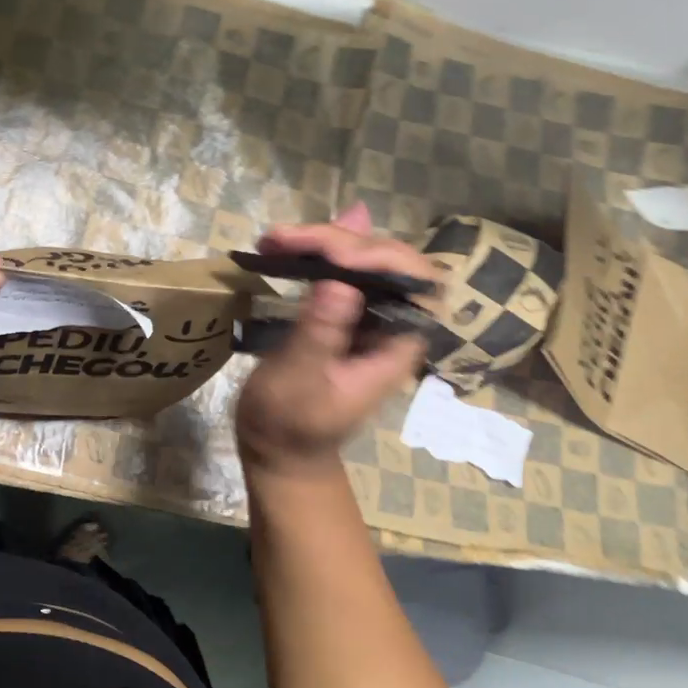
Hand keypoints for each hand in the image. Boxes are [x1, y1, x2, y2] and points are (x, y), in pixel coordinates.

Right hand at [236, 203, 435, 477]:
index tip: (326, 253)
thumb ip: (320, 333)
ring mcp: (366, 319)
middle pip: (386, 261)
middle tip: (283, 238)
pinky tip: (282, 247)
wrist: (277, 450)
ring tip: (274, 239)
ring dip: (321, 242)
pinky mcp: (340, 317)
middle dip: (339, 241)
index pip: (414, 280)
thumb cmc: (289, 424)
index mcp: (396, 345)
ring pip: (361, 261)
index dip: (377, 255)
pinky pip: (338, 274)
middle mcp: (390, 324)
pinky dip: (311, 256)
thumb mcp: (299, 382)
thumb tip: (339, 283)